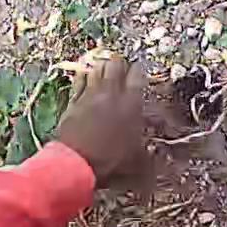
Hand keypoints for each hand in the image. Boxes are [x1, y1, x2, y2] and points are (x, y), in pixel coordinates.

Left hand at [53, 51, 146, 183]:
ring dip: (102, 67)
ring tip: (104, 69)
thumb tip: (152, 143)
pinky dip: (84, 75)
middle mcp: (111, 94)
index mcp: (130, 104)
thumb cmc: (110, 159)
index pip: (137, 75)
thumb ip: (144, 140)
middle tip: (121, 69)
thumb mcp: (136, 152)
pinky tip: (85, 75)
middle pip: (115, 65)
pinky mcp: (74, 100)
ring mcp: (90, 95)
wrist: (77, 162)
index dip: (138, 70)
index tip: (138, 71)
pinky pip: (80, 80)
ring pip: (96, 69)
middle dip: (119, 64)